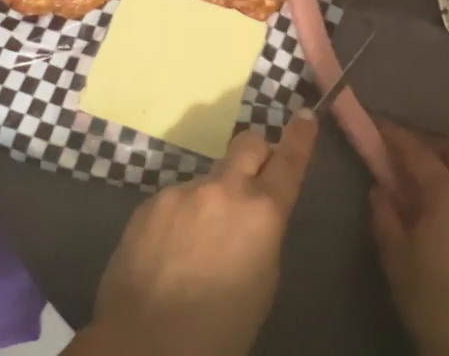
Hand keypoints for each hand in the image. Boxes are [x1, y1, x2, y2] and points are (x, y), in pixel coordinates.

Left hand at [71, 113, 319, 355]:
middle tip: (253, 178)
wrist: (143, 345)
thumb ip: (262, 234)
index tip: (304, 115)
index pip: (288, 161)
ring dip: (212, 198)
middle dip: (256, 153)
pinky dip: (181, 216)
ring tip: (198, 242)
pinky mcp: (149, 203)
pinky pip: (176, 199)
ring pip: (208, 178)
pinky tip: (170, 251)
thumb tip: (253, 216)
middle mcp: (223, 190)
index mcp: (261, 213)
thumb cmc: (219, 329)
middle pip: (247, 144)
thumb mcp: (263, 283)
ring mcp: (182, 192)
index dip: (300, 136)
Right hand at [372, 124, 448, 355]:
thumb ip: (385, 213)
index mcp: (447, 191)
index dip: (395, 136)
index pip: (416, 151)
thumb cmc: (430, 298)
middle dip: (438, 148)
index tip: (379, 125)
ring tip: (447, 189)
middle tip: (416, 164)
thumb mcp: (394, 256)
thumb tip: (382, 186)